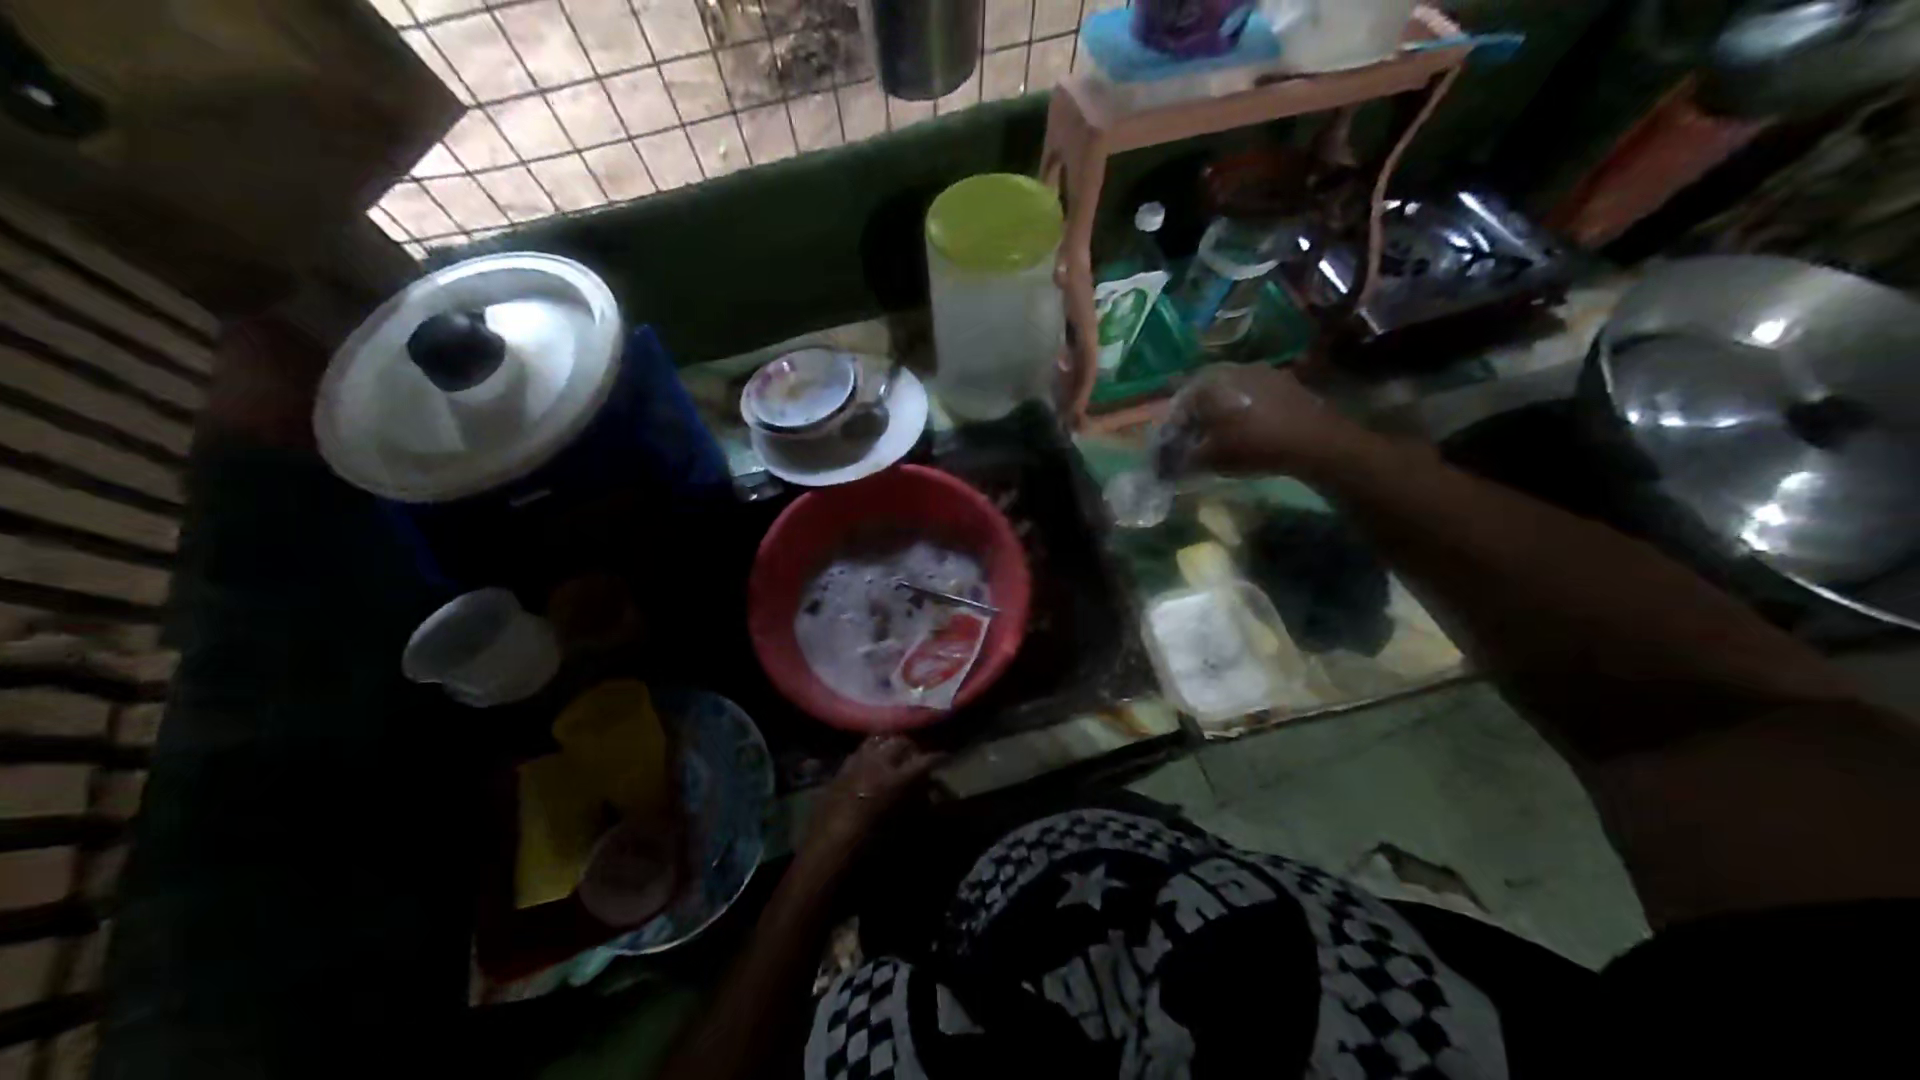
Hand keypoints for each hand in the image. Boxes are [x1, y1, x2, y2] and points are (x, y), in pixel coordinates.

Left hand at [799, 735, 939, 869]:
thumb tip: (928, 795)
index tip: (946, 758)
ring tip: (896, 753)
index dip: (938, 758)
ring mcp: (855, 764)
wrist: (825, 855)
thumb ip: (916, 806)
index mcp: (895, 779)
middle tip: (919, 757)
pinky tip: (871, 762)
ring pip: (877, 739)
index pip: (925, 760)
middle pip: (900, 741)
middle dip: (913, 747)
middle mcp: (875, 764)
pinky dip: (870, 752)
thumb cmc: (869, 849)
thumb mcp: (901, 829)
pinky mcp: (838, 771)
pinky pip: (859, 751)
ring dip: (890, 744)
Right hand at [1162, 365, 1375, 479]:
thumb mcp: (1210, 459)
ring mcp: (1260, 370)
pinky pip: (1252, 394)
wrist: (1314, 440)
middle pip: (1202, 395)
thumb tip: (1166, 464)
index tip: (1173, 450)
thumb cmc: (1252, 445)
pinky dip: (1244, 410)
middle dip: (1196, 418)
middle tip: (1196, 441)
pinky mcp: (1284, 379)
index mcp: (1206, 382)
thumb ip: (1183, 459)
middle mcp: (1230, 368)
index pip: (1177, 406)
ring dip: (1221, 412)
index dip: (1173, 431)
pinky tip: (1249, 429)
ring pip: (1228, 392)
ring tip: (1223, 437)